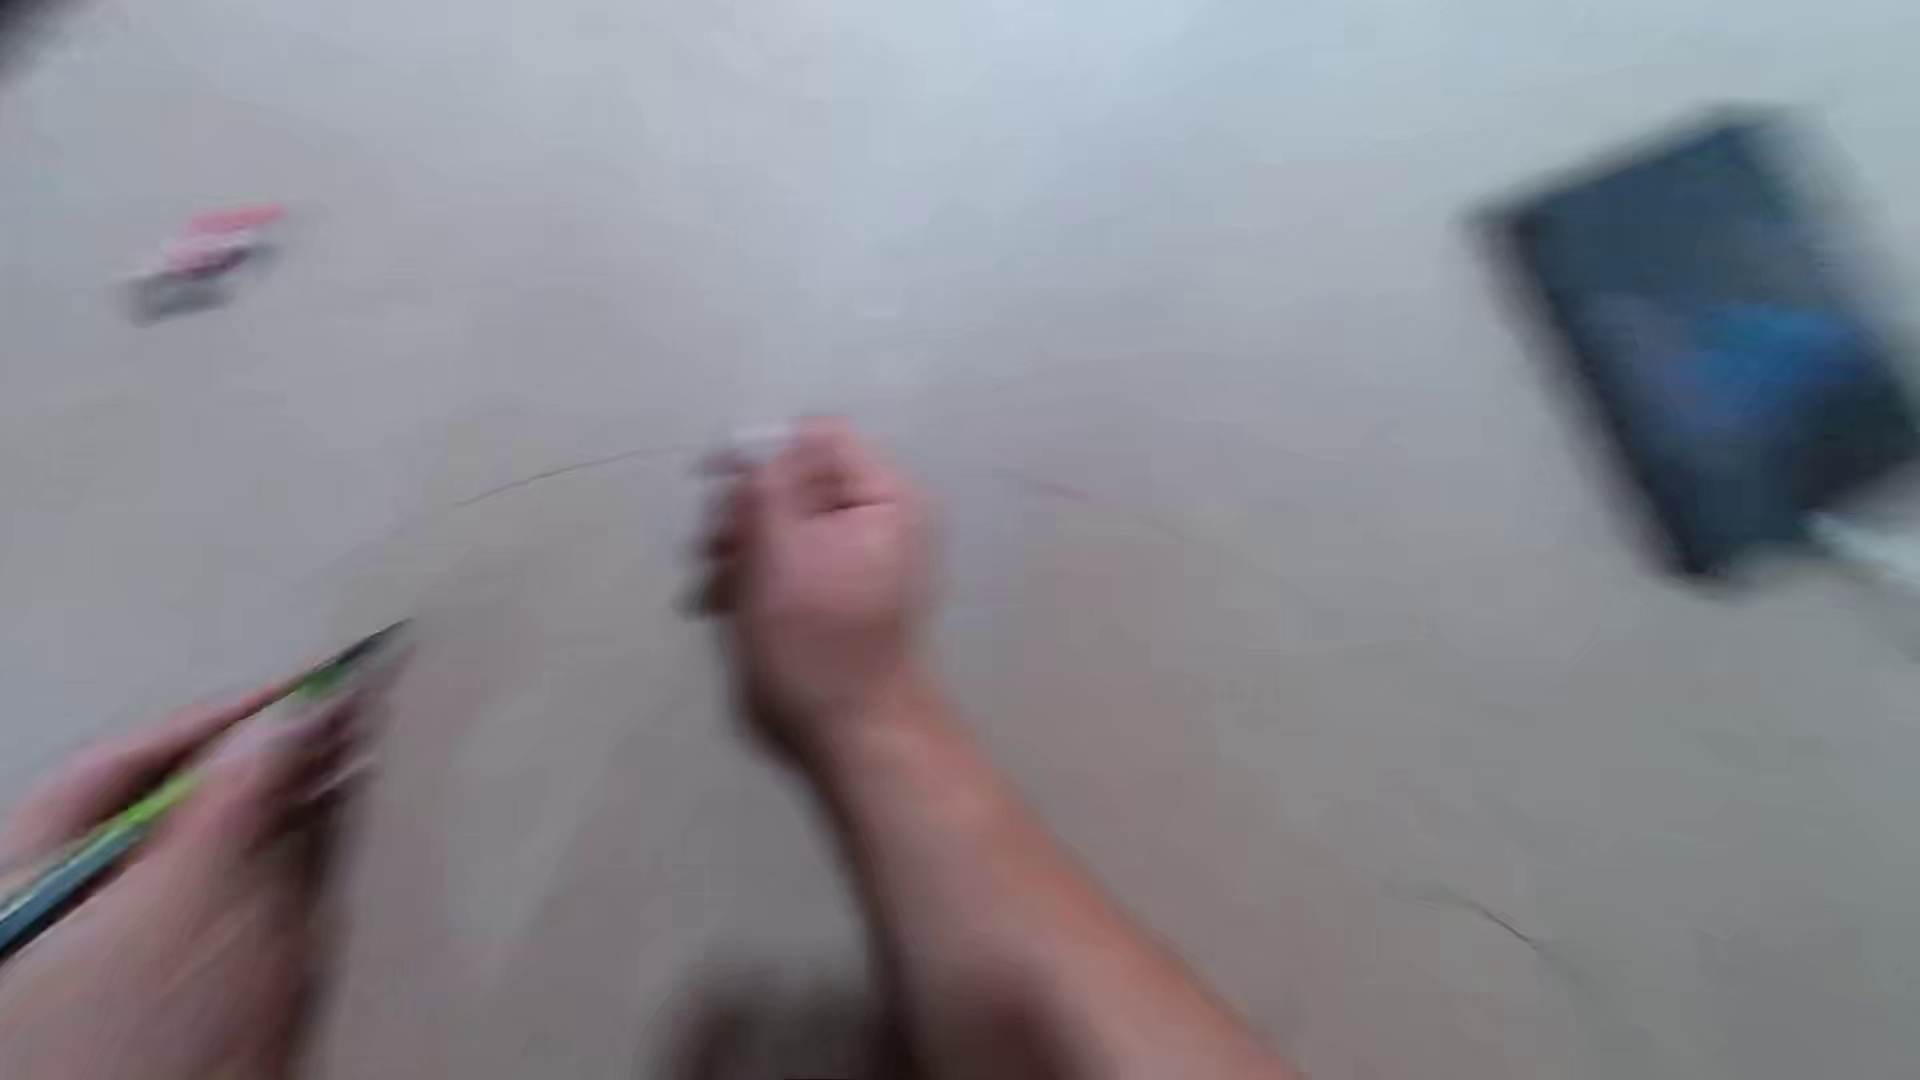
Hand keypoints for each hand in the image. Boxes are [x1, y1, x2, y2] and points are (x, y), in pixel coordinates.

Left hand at [0, 681, 352, 1079]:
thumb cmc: (157, 1019)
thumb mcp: (191, 897)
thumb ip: (236, 796)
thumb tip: (293, 710)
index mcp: (35, 880)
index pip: (114, 770)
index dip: (211, 719)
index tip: (303, 686)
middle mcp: (95, 882)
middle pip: (182, 785)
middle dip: (267, 738)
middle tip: (347, 698)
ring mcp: (167, 902)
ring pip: (235, 808)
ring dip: (302, 765)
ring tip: (366, 727)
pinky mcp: (228, 915)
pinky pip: (273, 839)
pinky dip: (318, 804)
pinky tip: (361, 780)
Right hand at [703, 418, 933, 755]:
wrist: (856, 726)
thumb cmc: (819, 645)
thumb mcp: (784, 556)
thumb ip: (769, 489)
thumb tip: (756, 440)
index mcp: (886, 496)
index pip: (822, 435)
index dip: (765, 449)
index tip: (716, 482)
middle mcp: (881, 512)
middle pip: (801, 476)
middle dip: (751, 509)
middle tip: (716, 551)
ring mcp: (863, 545)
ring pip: (790, 515)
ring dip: (746, 542)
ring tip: (719, 588)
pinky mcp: (843, 575)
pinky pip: (797, 549)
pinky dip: (761, 568)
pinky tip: (733, 600)